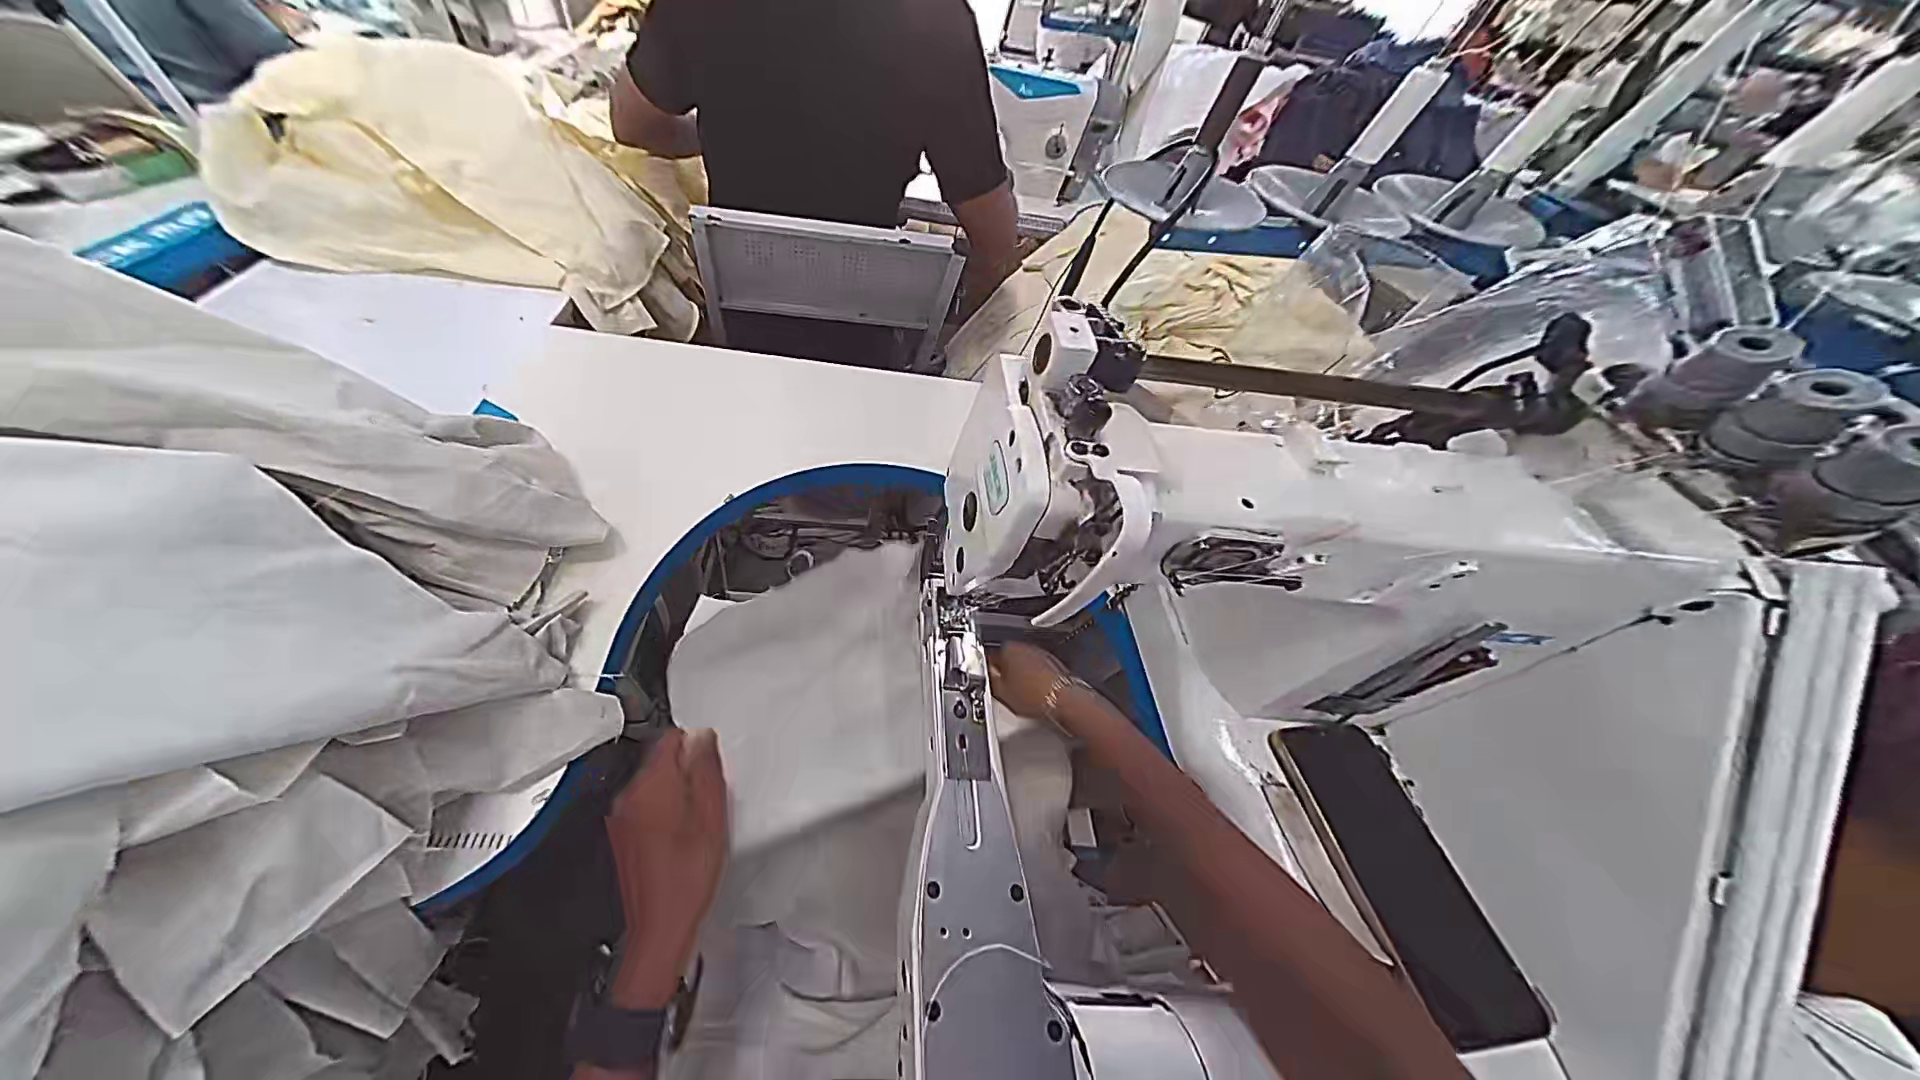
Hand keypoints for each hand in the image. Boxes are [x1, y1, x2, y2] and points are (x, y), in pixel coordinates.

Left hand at [604, 728, 727, 1007]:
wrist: (660, 929)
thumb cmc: (687, 879)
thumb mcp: (712, 815)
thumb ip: (705, 770)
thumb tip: (701, 737)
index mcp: (650, 786)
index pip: (671, 737)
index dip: (696, 747)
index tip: (710, 766)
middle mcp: (628, 797)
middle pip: (662, 760)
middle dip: (687, 771)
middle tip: (708, 800)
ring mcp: (621, 818)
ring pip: (656, 783)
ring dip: (677, 792)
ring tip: (698, 822)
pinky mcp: (622, 835)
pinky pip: (648, 805)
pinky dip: (666, 812)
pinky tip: (683, 837)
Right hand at [987, 642, 1102, 733]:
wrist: (1063, 702)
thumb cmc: (1035, 695)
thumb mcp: (1001, 692)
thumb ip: (989, 679)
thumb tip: (987, 676)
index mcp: (1009, 649)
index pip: (991, 656)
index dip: (987, 670)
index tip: (987, 679)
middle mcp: (1026, 647)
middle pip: (1008, 658)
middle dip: (1004, 672)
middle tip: (1002, 688)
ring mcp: (1041, 655)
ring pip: (1023, 664)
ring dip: (1019, 675)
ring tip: (1019, 694)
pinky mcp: (1053, 665)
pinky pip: (1036, 670)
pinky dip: (1032, 679)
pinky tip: (1032, 694)